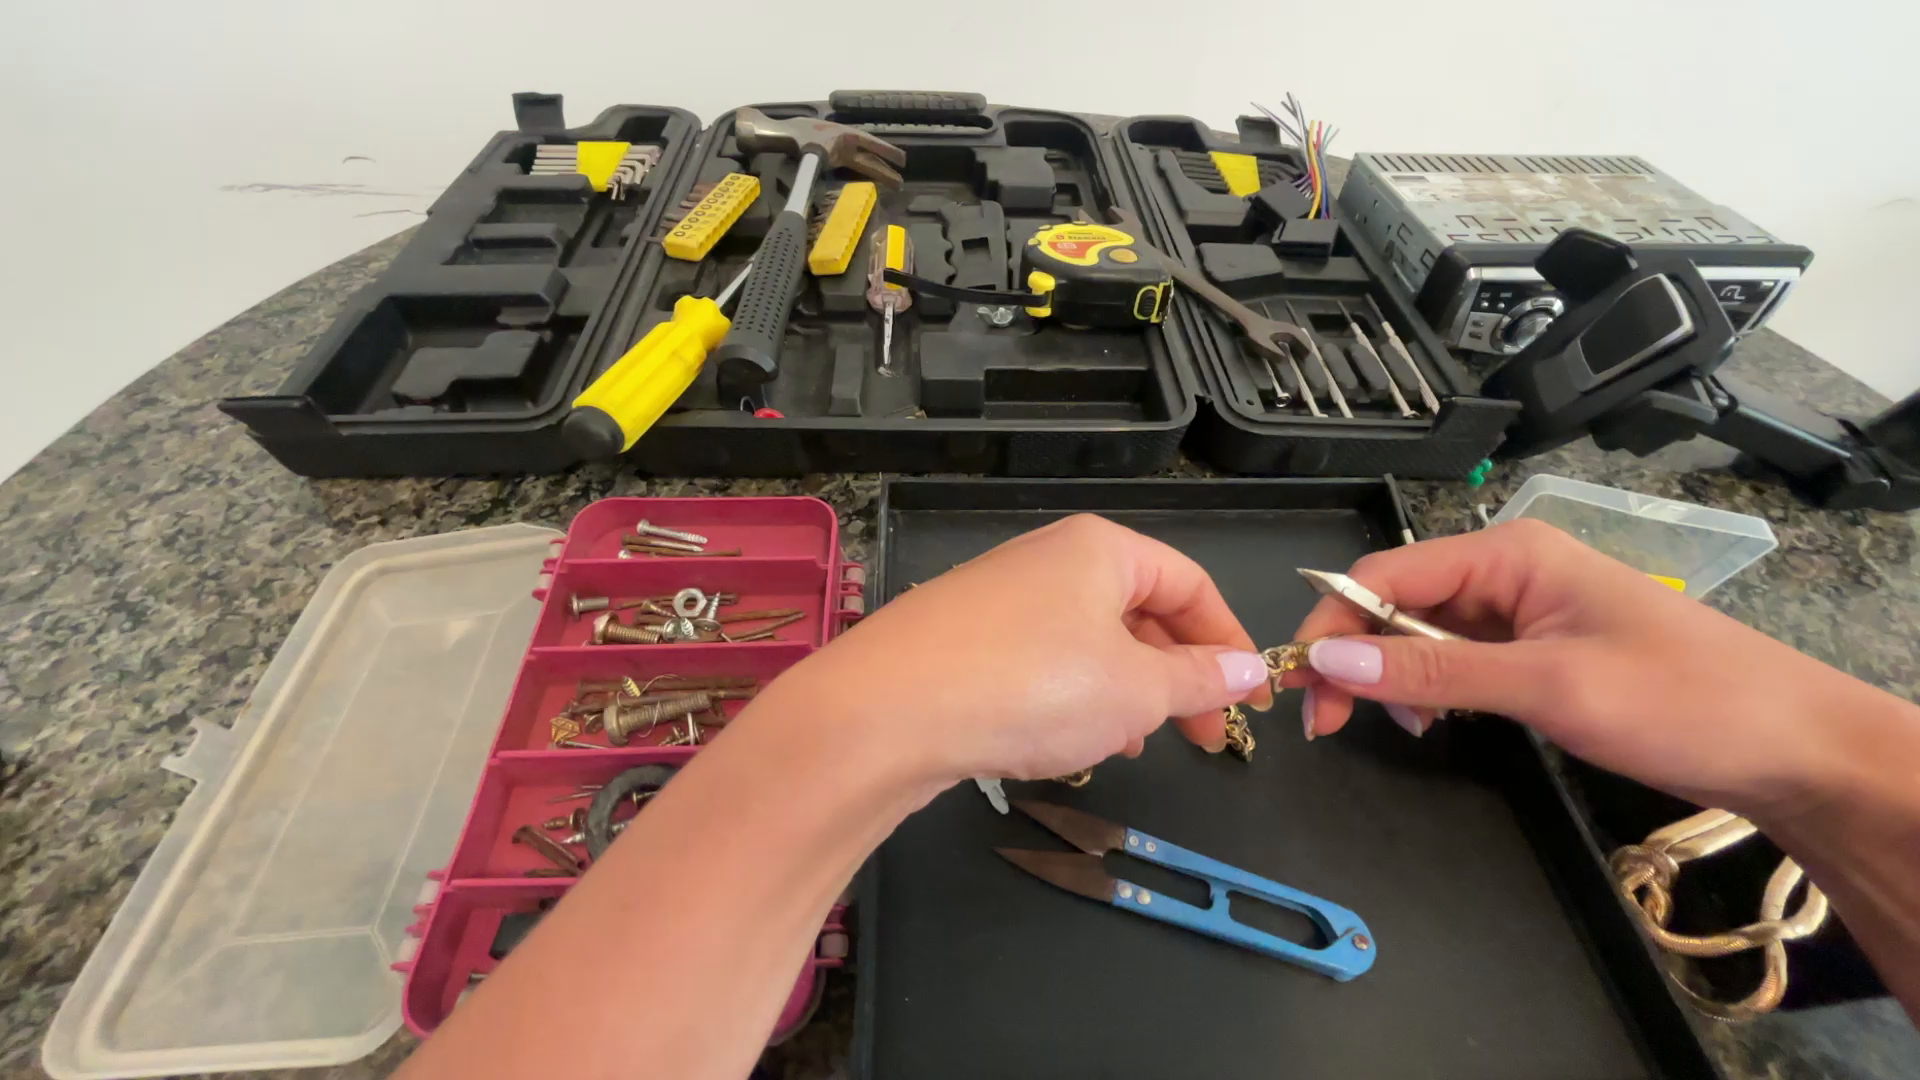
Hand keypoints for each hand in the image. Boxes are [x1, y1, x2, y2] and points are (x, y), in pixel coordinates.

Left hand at [759, 514, 1271, 786]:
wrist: (888, 711)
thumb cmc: (1034, 686)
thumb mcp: (1135, 688)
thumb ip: (1197, 678)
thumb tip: (1247, 668)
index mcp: (1099, 549)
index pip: (1189, 584)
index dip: (1229, 642)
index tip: (1252, 701)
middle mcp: (1048, 560)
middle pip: (1138, 612)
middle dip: (1177, 676)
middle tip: (1205, 738)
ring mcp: (1001, 597)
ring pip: (1089, 642)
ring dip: (1125, 692)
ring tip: (1136, 743)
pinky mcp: (966, 638)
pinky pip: (1041, 662)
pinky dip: (1072, 697)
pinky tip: (1072, 742)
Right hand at [1282, 519, 1862, 819]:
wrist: (1805, 756)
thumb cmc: (1685, 702)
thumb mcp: (1546, 685)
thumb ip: (1429, 668)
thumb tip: (1328, 658)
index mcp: (1503, 555)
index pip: (1382, 576)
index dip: (1331, 622)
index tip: (1297, 678)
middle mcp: (1498, 573)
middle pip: (1389, 604)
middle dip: (1350, 656)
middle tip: (1322, 718)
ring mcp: (1511, 612)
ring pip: (1411, 634)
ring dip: (1384, 676)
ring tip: (1385, 724)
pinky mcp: (1522, 650)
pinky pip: (1445, 658)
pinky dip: (1421, 688)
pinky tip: (1425, 718)